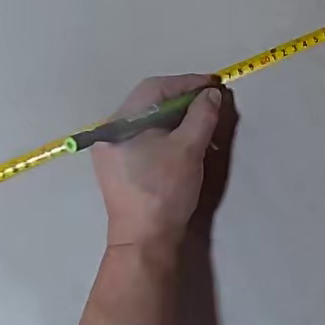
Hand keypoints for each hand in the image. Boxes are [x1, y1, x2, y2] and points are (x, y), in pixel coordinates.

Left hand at [92, 75, 224, 248]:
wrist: (145, 241)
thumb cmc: (164, 191)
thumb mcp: (188, 149)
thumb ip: (201, 116)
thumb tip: (211, 95)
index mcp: (118, 124)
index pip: (154, 89)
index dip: (186, 83)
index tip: (214, 84)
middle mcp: (111, 134)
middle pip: (150, 103)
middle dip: (183, 99)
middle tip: (211, 101)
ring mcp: (114, 152)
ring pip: (149, 122)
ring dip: (178, 118)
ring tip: (204, 121)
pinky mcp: (123, 168)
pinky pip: (147, 139)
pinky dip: (169, 134)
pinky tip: (188, 140)